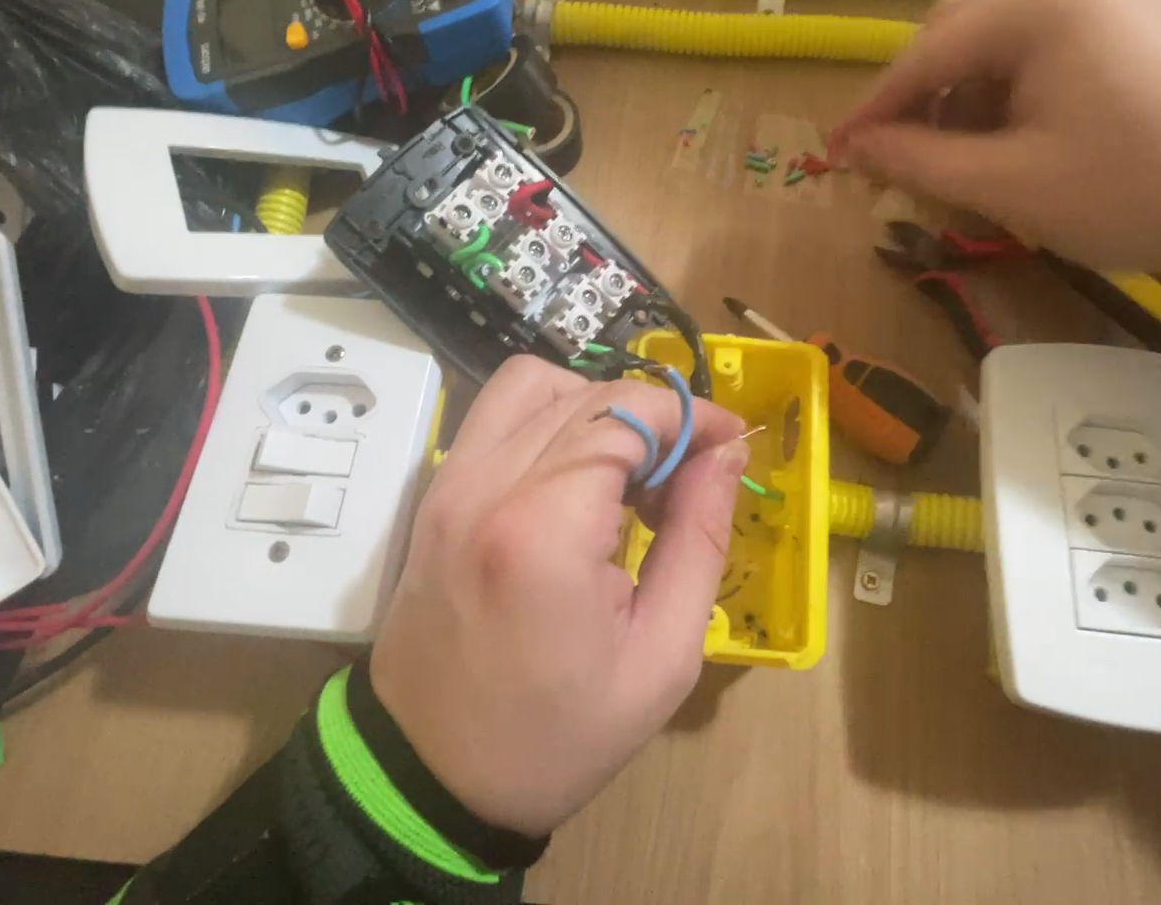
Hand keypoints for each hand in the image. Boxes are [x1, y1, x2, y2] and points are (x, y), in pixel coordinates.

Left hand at [371, 356, 748, 836]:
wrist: (429, 776)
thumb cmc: (558, 734)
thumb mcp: (662, 655)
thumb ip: (699, 538)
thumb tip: (726, 454)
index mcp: (544, 530)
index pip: (627, 415)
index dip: (691, 415)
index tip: (731, 442)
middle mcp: (486, 485)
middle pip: (587, 394)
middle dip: (656, 416)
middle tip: (687, 476)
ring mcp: (448, 484)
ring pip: (533, 384)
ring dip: (597, 406)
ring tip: (629, 470)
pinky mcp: (434, 493)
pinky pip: (497, 415)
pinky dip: (550, 419)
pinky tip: (577, 477)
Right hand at [831, 0, 1160, 281]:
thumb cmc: (1140, 189)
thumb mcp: (1011, 184)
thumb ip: (920, 159)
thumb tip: (857, 147)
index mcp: (1036, 0)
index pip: (923, 53)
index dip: (872, 109)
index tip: (834, 152)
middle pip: (963, 31)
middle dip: (923, 98)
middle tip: (901, 159)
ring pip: (1010, 37)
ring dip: (972, 96)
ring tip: (968, 158)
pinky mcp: (1155, 13)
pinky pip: (1058, 42)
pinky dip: (1022, 88)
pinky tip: (1029, 136)